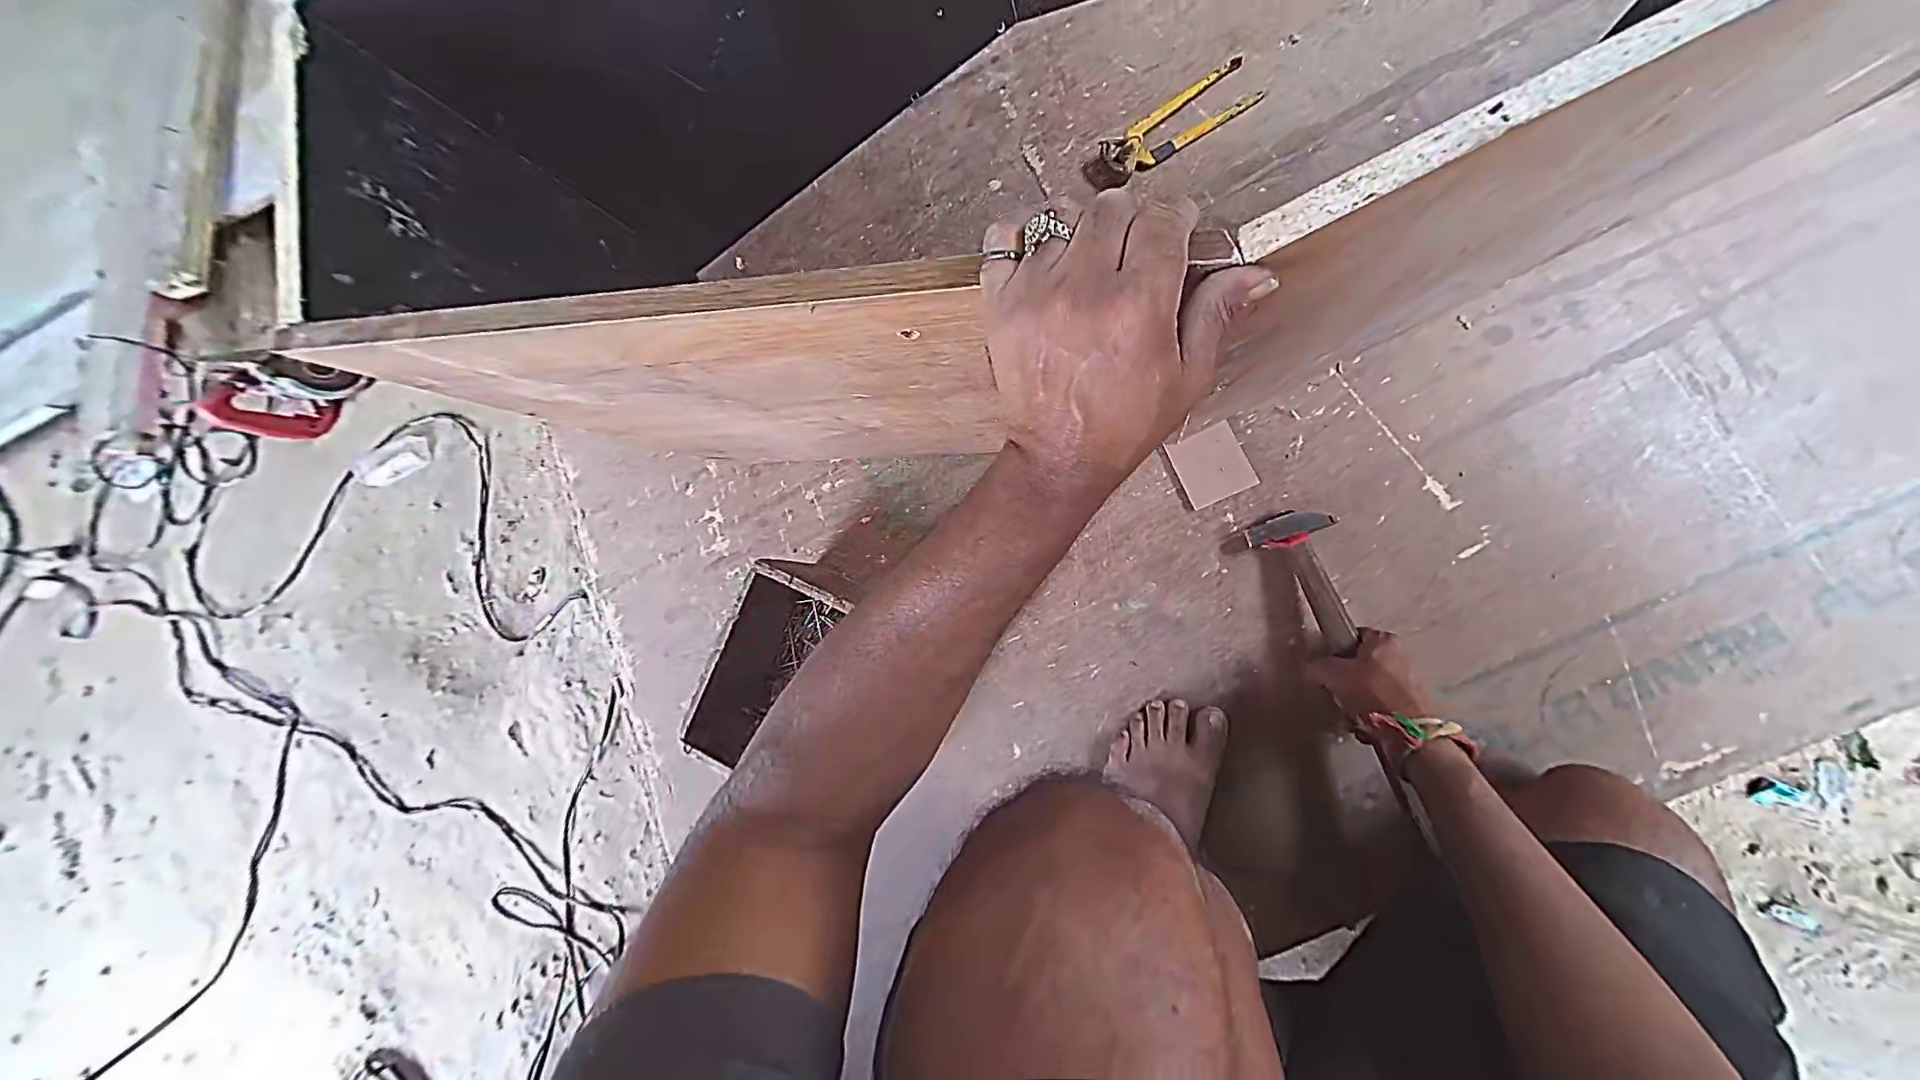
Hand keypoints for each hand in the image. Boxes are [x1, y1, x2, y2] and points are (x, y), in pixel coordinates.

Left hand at [980, 191, 1277, 492]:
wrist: (1060, 456)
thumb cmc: (1123, 426)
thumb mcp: (1187, 379)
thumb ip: (1216, 317)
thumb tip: (1253, 275)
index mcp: (1139, 305)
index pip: (1161, 217)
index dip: (1173, 217)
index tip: (1173, 229)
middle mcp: (1085, 290)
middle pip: (1110, 207)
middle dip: (1129, 220)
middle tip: (1131, 250)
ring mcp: (1036, 293)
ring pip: (1060, 216)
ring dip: (1079, 230)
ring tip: (1087, 263)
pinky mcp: (1001, 304)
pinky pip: (1004, 238)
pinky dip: (1022, 239)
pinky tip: (1042, 262)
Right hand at [1303, 628, 1436, 718]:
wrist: (1408, 731)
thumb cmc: (1370, 691)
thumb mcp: (1331, 673)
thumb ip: (1316, 665)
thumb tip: (1312, 668)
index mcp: (1384, 639)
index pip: (1353, 635)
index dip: (1336, 650)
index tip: (1327, 666)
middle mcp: (1403, 654)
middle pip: (1363, 662)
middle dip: (1348, 678)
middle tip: (1336, 691)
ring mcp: (1413, 679)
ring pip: (1372, 685)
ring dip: (1359, 698)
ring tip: (1350, 712)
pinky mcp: (1417, 703)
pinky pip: (1385, 703)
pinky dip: (1374, 712)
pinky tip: (1366, 724)